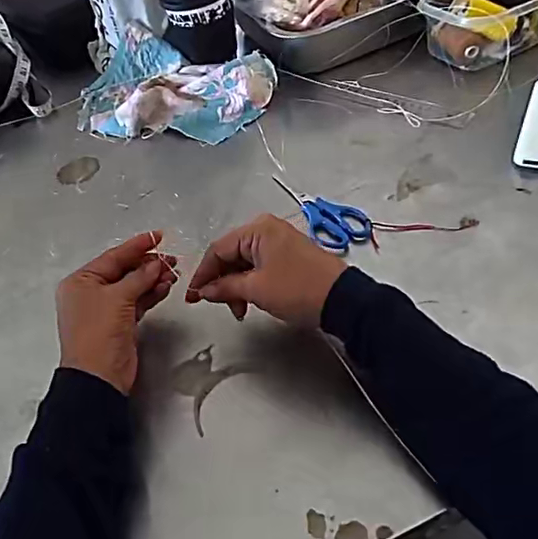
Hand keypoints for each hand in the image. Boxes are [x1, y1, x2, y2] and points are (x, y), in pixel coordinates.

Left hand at [55, 231, 178, 395]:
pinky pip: (136, 302)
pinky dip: (150, 294)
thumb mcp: (118, 298)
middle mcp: (89, 292)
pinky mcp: (119, 324)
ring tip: (172, 273)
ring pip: (132, 286)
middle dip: (147, 264)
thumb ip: (139, 277)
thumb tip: (155, 264)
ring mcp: (105, 309)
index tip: (157, 236)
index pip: (112, 257)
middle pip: (123, 271)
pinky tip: (164, 287)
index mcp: (80, 281)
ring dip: (151, 279)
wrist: (99, 377)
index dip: (136, 246)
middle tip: (170, 259)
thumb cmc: (98, 334)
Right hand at [185, 214, 348, 327]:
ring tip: (239, 309)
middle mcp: (266, 230)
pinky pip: (259, 266)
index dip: (203, 274)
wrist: (344, 301)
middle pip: (230, 255)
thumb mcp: (256, 289)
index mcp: (257, 229)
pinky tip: (250, 301)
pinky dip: (250, 283)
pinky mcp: (289, 256)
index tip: (192, 296)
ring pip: (244, 263)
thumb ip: (224, 288)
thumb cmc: (298, 289)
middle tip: (215, 304)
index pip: (217, 250)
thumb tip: (204, 291)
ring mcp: (279, 242)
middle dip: (220, 282)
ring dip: (235, 286)